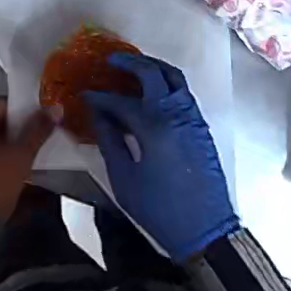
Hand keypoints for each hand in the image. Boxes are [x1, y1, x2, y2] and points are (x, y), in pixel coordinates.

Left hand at [0, 96, 55, 218]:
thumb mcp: (20, 156)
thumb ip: (38, 129)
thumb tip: (55, 109)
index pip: (5, 103)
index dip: (28, 112)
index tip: (44, 123)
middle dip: (18, 127)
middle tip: (40, 137)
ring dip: (9, 139)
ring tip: (30, 149)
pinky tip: (13, 160)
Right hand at [83, 52, 238, 259]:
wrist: (206, 229)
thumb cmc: (159, 209)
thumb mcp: (124, 179)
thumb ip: (110, 141)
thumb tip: (98, 114)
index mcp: (154, 126)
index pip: (121, 101)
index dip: (100, 97)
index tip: (85, 94)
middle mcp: (176, 112)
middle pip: (153, 72)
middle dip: (130, 63)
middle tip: (111, 61)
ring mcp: (192, 116)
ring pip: (173, 76)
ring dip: (152, 67)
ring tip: (132, 68)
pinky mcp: (201, 124)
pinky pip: (182, 91)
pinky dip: (166, 81)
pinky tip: (152, 91)